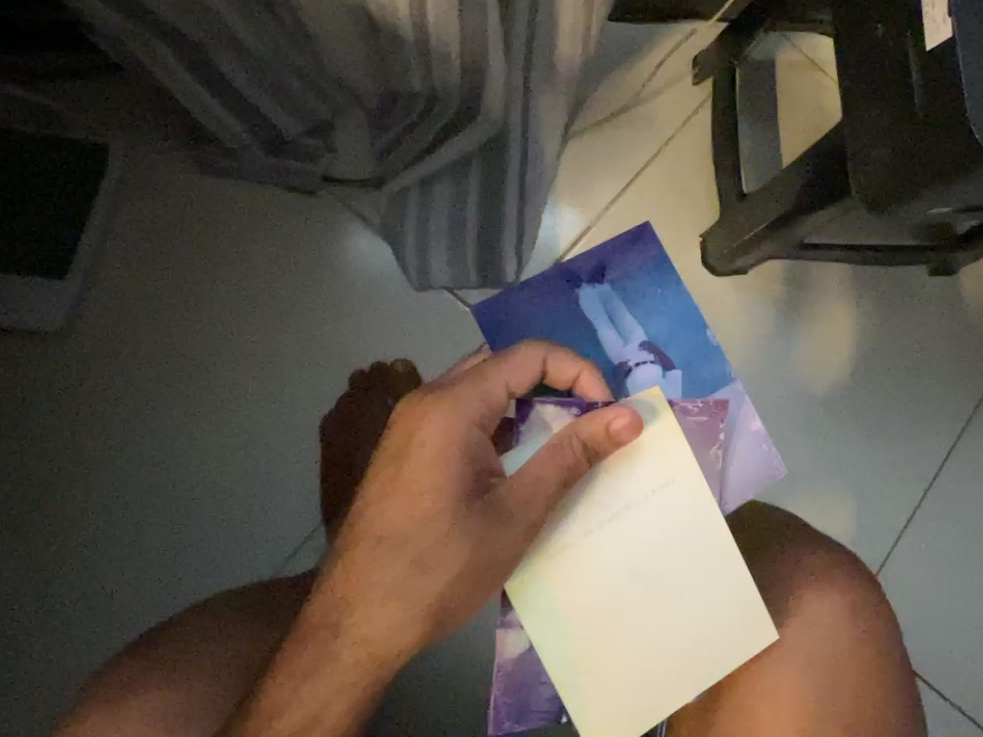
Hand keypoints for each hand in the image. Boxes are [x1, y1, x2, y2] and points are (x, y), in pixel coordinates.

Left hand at [307, 342, 643, 666]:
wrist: (353, 627)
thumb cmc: (438, 570)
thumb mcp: (517, 514)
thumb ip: (573, 455)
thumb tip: (630, 415)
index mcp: (453, 406)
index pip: (530, 354)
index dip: (578, 373)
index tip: (605, 414)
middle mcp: (428, 400)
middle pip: (505, 362)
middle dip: (556, 382)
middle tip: (590, 421)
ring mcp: (412, 423)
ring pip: (484, 384)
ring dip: (528, 400)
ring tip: (563, 438)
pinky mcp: (407, 447)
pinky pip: (464, 410)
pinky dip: (501, 419)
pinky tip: (518, 459)